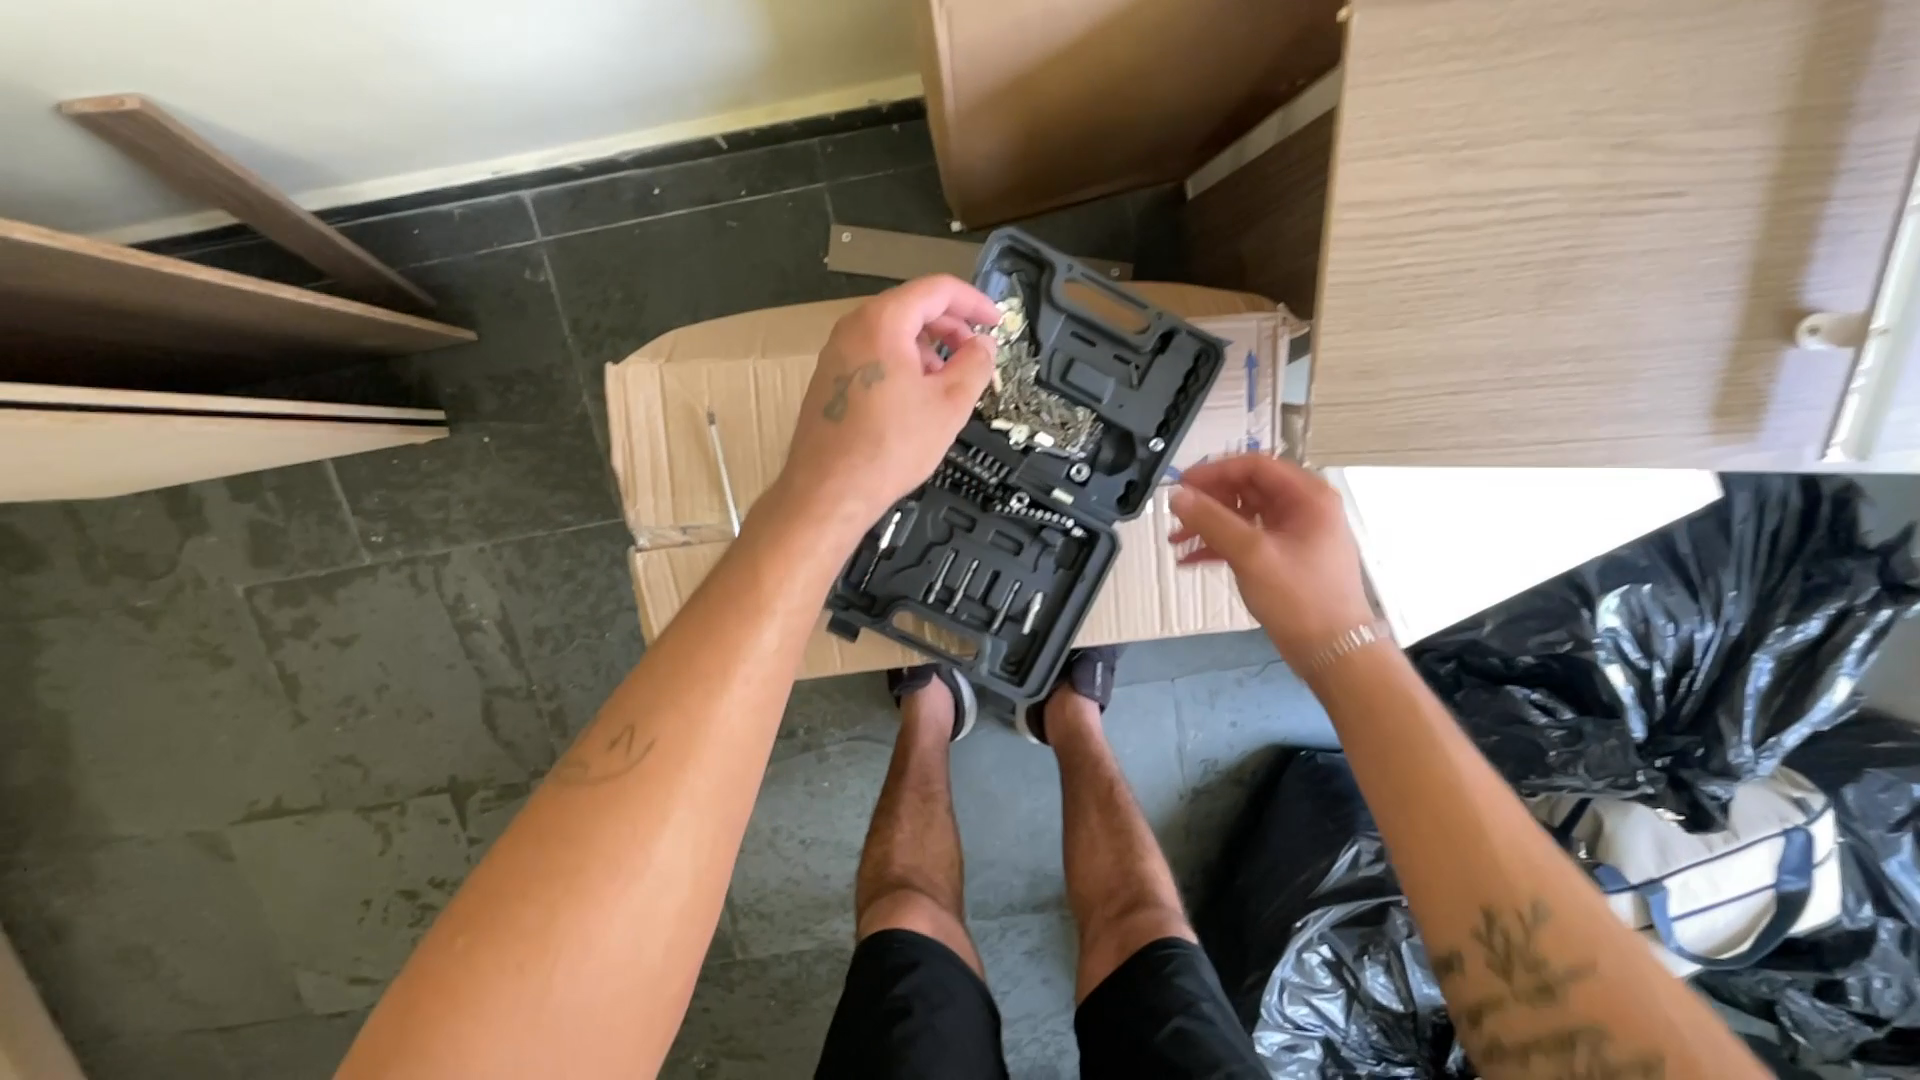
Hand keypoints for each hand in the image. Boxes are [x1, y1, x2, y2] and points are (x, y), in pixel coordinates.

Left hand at [777, 275, 999, 528]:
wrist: (829, 491)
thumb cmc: (890, 447)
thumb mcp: (949, 404)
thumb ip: (974, 364)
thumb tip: (983, 345)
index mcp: (882, 322)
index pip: (936, 289)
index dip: (973, 302)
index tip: (996, 321)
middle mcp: (852, 328)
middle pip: (912, 308)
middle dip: (951, 327)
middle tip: (977, 354)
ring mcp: (836, 354)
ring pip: (893, 334)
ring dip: (928, 349)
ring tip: (948, 384)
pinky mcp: (830, 380)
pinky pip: (874, 356)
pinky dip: (903, 365)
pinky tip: (917, 400)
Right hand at [1169, 455, 1377, 668]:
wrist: (1333, 652)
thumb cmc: (1300, 598)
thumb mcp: (1252, 554)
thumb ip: (1212, 520)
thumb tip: (1177, 495)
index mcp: (1308, 497)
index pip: (1255, 466)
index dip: (1215, 471)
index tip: (1181, 485)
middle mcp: (1304, 509)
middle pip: (1247, 489)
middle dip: (1208, 502)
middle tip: (1176, 516)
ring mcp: (1294, 535)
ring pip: (1243, 516)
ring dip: (1208, 525)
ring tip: (1176, 541)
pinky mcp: (1284, 558)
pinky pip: (1246, 540)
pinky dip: (1219, 546)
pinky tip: (1190, 561)